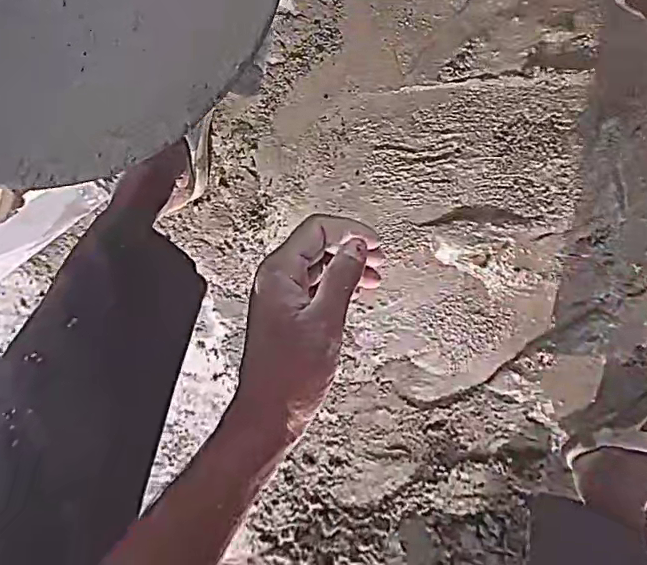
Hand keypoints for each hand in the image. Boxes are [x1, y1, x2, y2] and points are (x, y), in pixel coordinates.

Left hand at [229, 215, 383, 445]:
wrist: (268, 417)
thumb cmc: (290, 377)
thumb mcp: (325, 321)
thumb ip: (342, 278)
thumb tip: (357, 247)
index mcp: (278, 272)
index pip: (317, 229)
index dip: (350, 230)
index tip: (375, 242)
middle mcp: (275, 278)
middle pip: (317, 242)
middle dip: (351, 245)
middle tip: (378, 257)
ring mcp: (279, 294)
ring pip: (318, 263)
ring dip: (347, 264)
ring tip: (374, 275)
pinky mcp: (286, 311)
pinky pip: (315, 283)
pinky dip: (338, 282)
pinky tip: (356, 291)